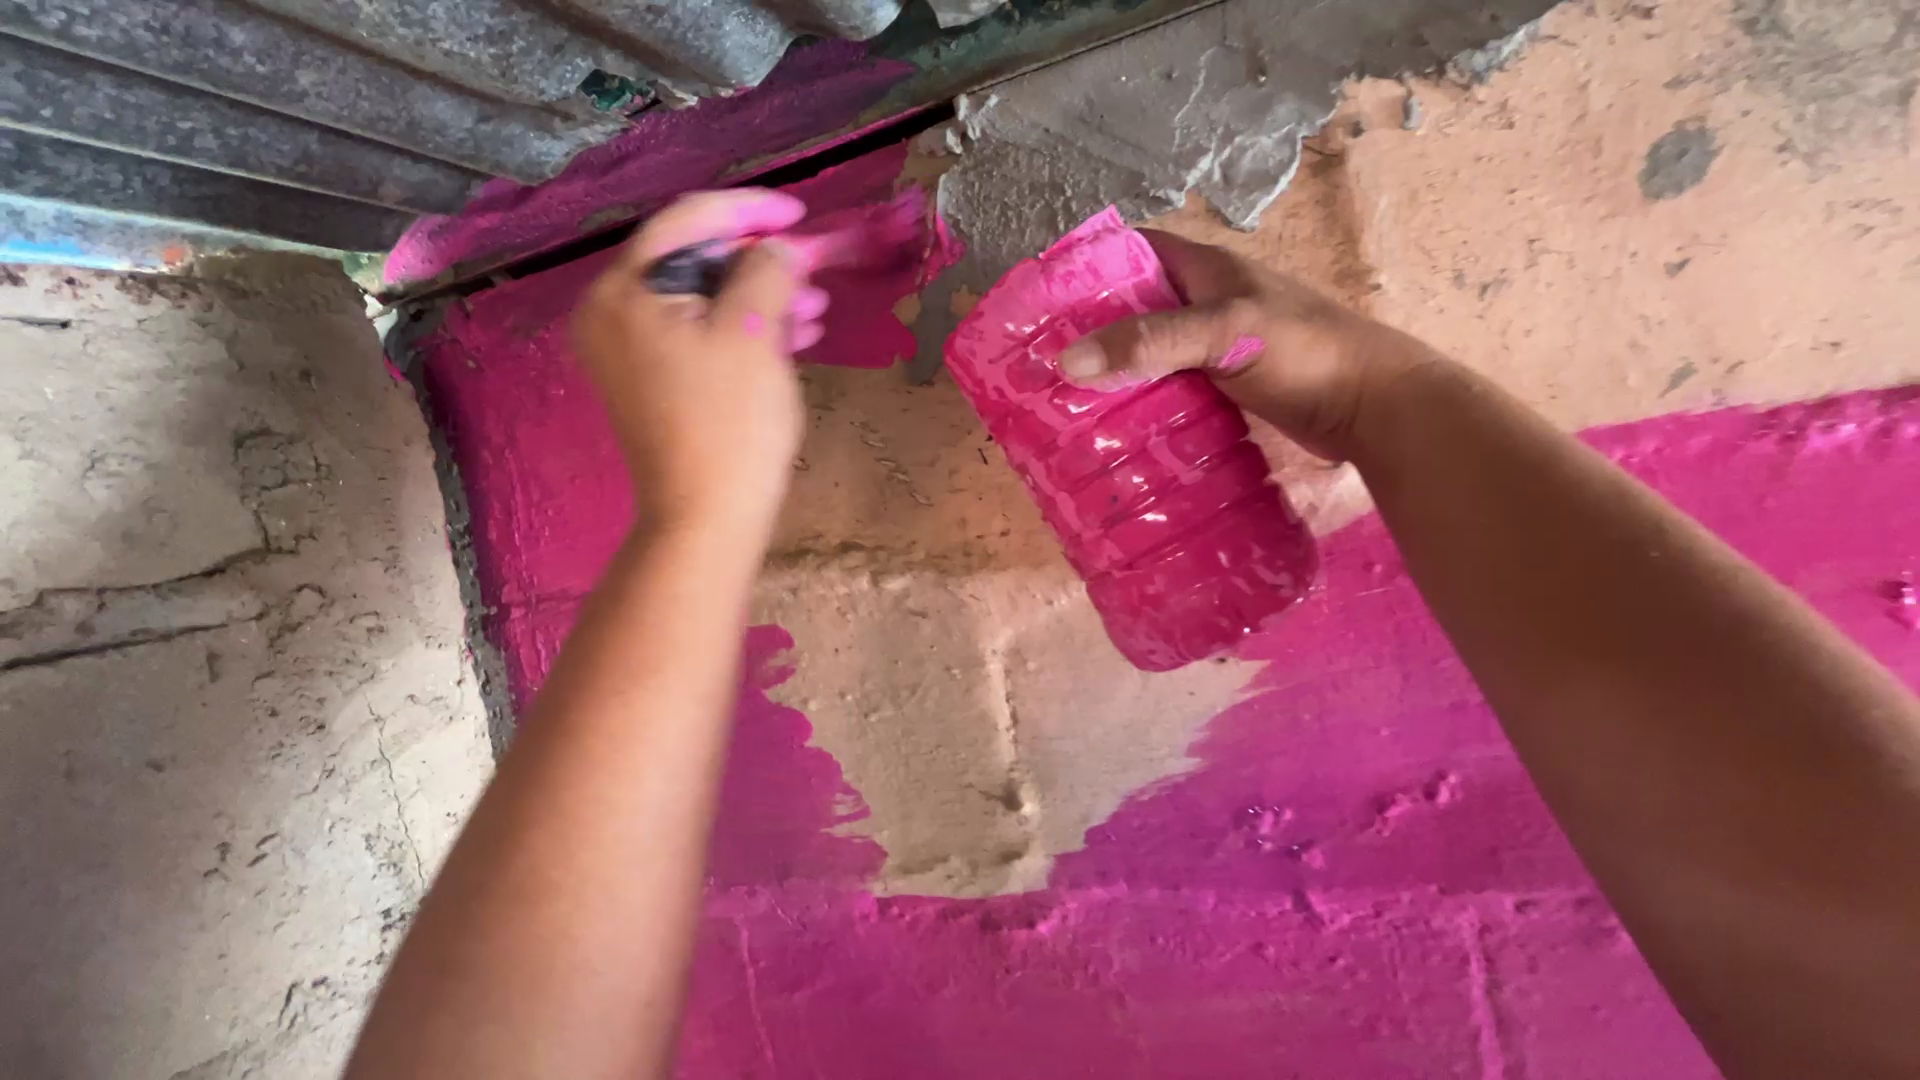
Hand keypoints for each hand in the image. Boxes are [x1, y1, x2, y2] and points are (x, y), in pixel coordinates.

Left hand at [572, 190, 829, 534]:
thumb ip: (767, 269)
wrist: (706, 517)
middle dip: (760, 262)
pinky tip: (792, 339)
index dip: (751, 210)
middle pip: (693, 261)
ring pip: (701, 303)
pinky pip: (696, 338)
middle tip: (813, 269)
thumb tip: (777, 248)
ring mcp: (626, 353)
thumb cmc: (730, 422)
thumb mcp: (756, 332)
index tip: (801, 217)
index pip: (688, 221)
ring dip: (760, 299)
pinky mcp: (648, 384)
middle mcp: (612, 313)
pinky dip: (741, 333)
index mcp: (626, 290)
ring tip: (815, 309)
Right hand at [1054, 229, 1440, 460]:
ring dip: (1112, 369)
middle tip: (1041, 359)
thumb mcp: (1223, 331)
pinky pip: (1166, 385)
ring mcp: (1213, 347)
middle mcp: (1203, 302)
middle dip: (1089, 328)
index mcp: (1204, 268)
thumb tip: (1066, 361)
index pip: (1132, 249)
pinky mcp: (1222, 386)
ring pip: (1147, 350)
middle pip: (1133, 306)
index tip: (1043, 299)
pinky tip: (1112, 422)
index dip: (1088, 265)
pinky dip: (1139, 398)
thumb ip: (1149, 342)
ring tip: (1063, 397)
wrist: (1372, 407)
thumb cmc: (1304, 350)